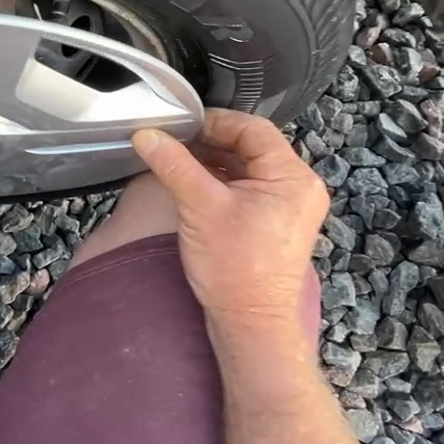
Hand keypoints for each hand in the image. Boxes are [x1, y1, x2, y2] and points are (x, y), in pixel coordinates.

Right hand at [132, 109, 327, 341]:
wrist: (250, 321)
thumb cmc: (234, 266)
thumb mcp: (199, 205)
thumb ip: (173, 164)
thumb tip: (145, 134)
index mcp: (292, 178)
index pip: (254, 129)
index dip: (215, 122)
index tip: (180, 125)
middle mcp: (298, 188)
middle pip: (251, 147)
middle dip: (209, 141)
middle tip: (173, 142)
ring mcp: (288, 208)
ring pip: (246, 167)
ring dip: (212, 161)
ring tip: (176, 162)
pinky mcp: (273, 224)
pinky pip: (246, 188)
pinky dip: (219, 181)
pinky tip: (191, 184)